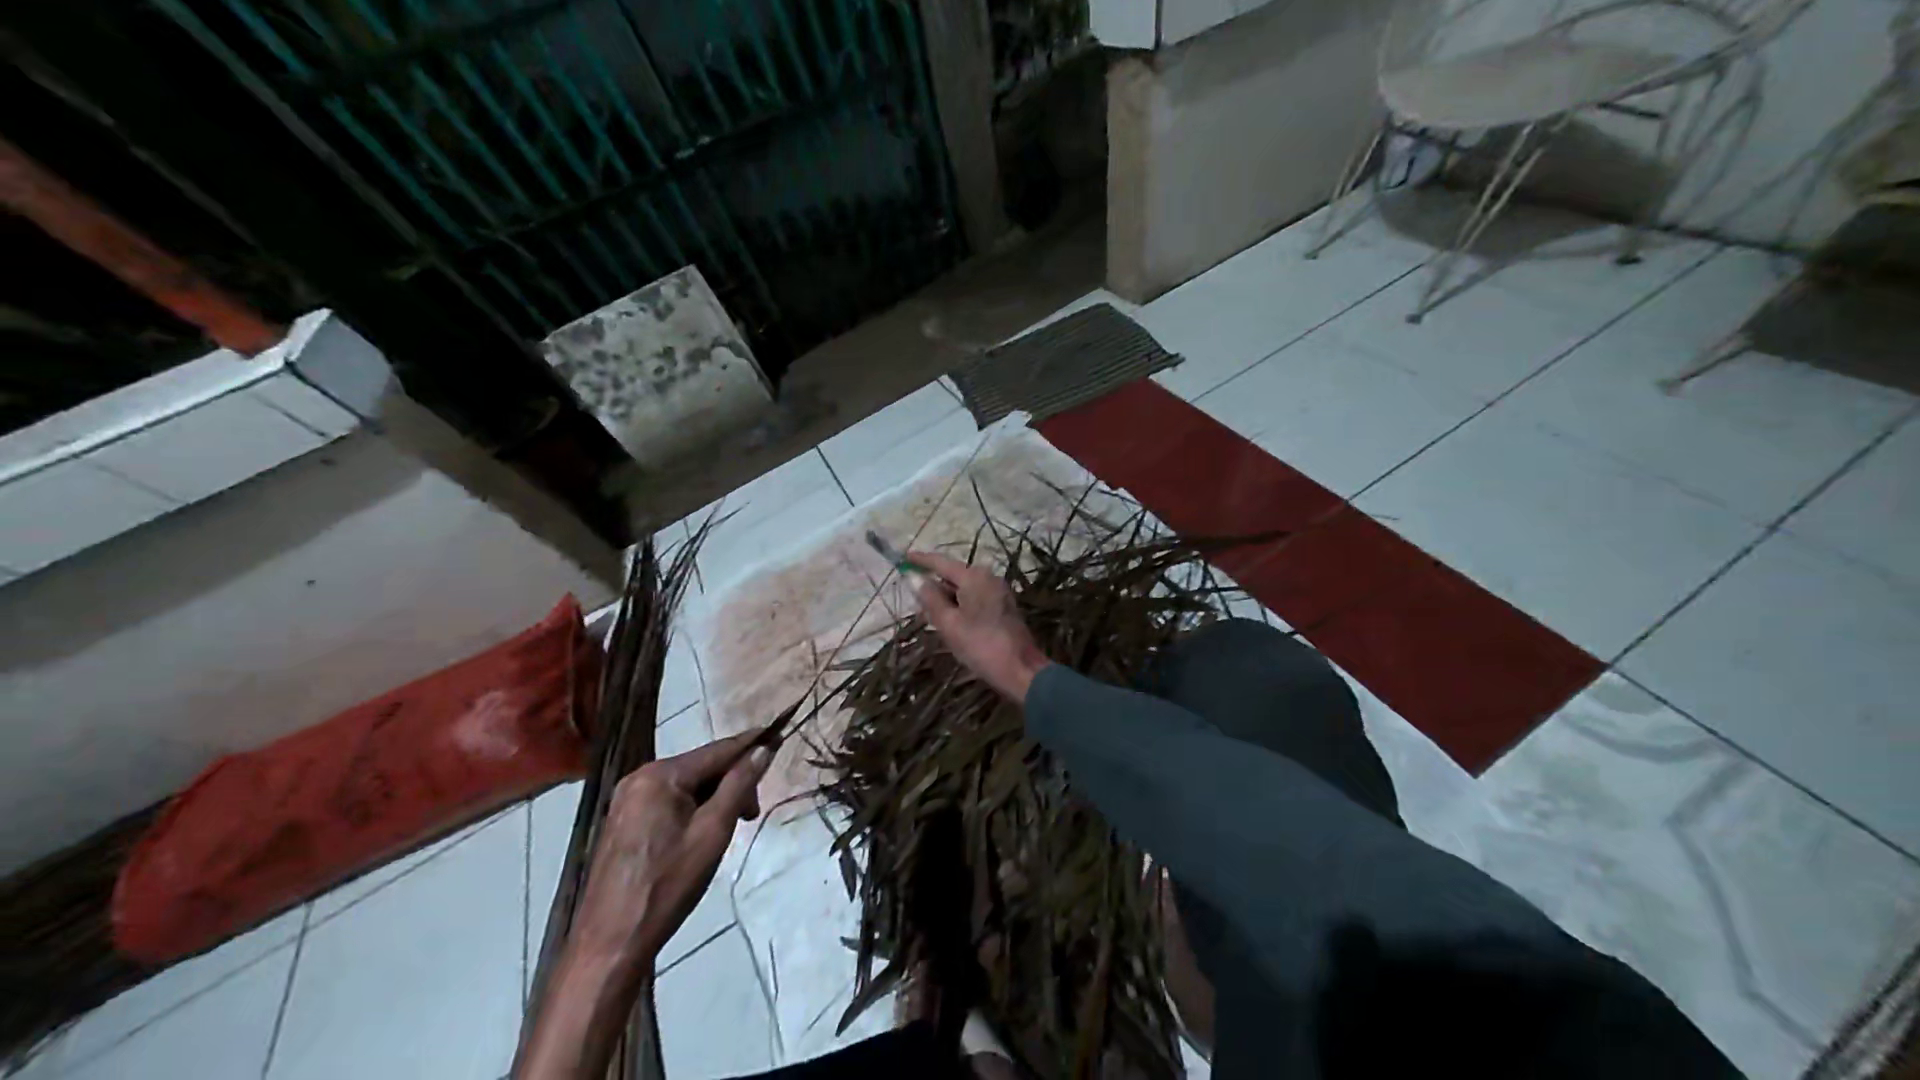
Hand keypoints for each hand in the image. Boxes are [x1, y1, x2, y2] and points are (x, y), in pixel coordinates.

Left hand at [570, 731, 772, 972]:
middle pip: (701, 766)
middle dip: (732, 782)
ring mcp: (627, 799)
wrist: (611, 942)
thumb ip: (739, 784)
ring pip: (686, 785)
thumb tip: (763, 748)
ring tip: (728, 829)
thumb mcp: (713, 831)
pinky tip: (702, 835)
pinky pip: (668, 800)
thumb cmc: (668, 884)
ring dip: (714, 798)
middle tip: (751, 814)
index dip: (752, 745)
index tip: (781, 737)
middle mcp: (639, 777)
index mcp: (659, 775)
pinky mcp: (623, 821)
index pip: (718, 750)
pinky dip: (693, 809)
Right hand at [908, 551, 1053, 702]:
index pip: (942, 562)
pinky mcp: (1002, 606)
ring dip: (945, 600)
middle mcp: (988, 577)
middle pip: (953, 575)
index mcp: (974, 576)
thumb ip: (930, 598)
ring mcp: (998, 591)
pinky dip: (958, 606)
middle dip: (933, 587)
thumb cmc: (980, 645)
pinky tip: (948, 622)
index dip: (921, 560)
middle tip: (913, 601)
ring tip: (927, 617)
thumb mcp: (949, 623)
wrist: (1020, 669)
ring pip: (963, 589)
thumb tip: (915, 578)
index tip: (904, 557)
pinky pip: (974, 598)